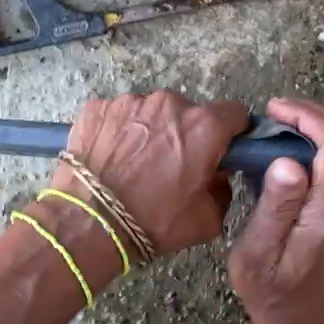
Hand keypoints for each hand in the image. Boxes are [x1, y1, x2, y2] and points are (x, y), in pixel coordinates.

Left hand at [59, 92, 249, 257]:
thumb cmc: (152, 222)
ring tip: (135, 165)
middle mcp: (168, 103)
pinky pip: (118, 116)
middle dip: (186, 134)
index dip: (231, 132)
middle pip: (188, 113)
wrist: (89, 222)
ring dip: (150, 131)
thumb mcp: (207, 219)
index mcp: (203, 126)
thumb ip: (223, 189)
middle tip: (172, 166)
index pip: (234, 114)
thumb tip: (218, 176)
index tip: (221, 149)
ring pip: (151, 112)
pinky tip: (111, 158)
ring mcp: (129, 102)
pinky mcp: (98, 108)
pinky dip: (118, 131)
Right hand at [228, 98, 323, 323]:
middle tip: (274, 113)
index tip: (274, 109)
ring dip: (317, 128)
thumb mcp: (258, 252)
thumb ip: (276, 206)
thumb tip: (288, 161)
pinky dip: (319, 145)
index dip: (309, 116)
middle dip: (314, 115)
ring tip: (277, 127)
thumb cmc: (271, 292)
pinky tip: (287, 150)